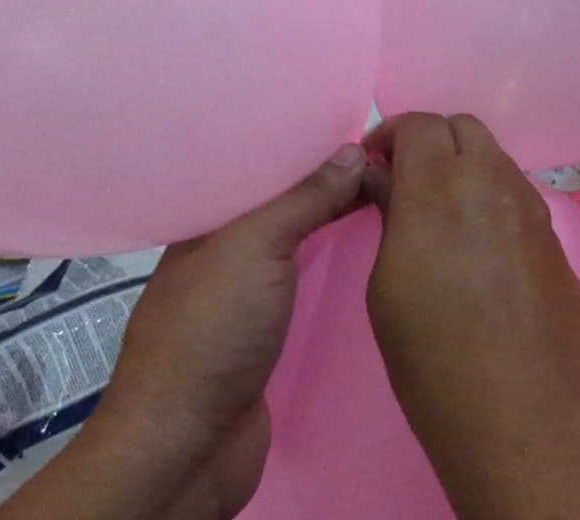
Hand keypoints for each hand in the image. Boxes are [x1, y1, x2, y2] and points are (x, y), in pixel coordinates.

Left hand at [0, 145, 366, 519]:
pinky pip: (308, 285)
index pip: (266, 168)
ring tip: (392, 199)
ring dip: (339, 224)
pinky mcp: (271, 334)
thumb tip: (356, 150)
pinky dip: (337, 266)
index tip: (367, 132)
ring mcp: (248, 297)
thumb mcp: (255, 247)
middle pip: (287, 205)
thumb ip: (304, 198)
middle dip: (333, 184)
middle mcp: (226, 254)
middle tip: (394, 164)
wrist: (185, 447)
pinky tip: (371, 256)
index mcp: (209, 224)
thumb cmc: (212, 332)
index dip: (312, 147)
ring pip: (301, 245)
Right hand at [363, 113, 579, 519]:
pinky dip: (495, 199)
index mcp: (440, 187)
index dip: (393, 134)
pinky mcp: (555, 235)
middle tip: (410, 183)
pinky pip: (520, 196)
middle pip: (465, 127)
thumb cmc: (432, 356)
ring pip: (497, 159)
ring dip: (468, 168)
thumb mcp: (386, 286)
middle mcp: (492, 181)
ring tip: (447, 217)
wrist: (522, 409)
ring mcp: (532, 206)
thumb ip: (391, 216)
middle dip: (434, 142)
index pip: (420, 123)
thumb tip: (386, 179)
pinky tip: (484, 248)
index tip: (377, 162)